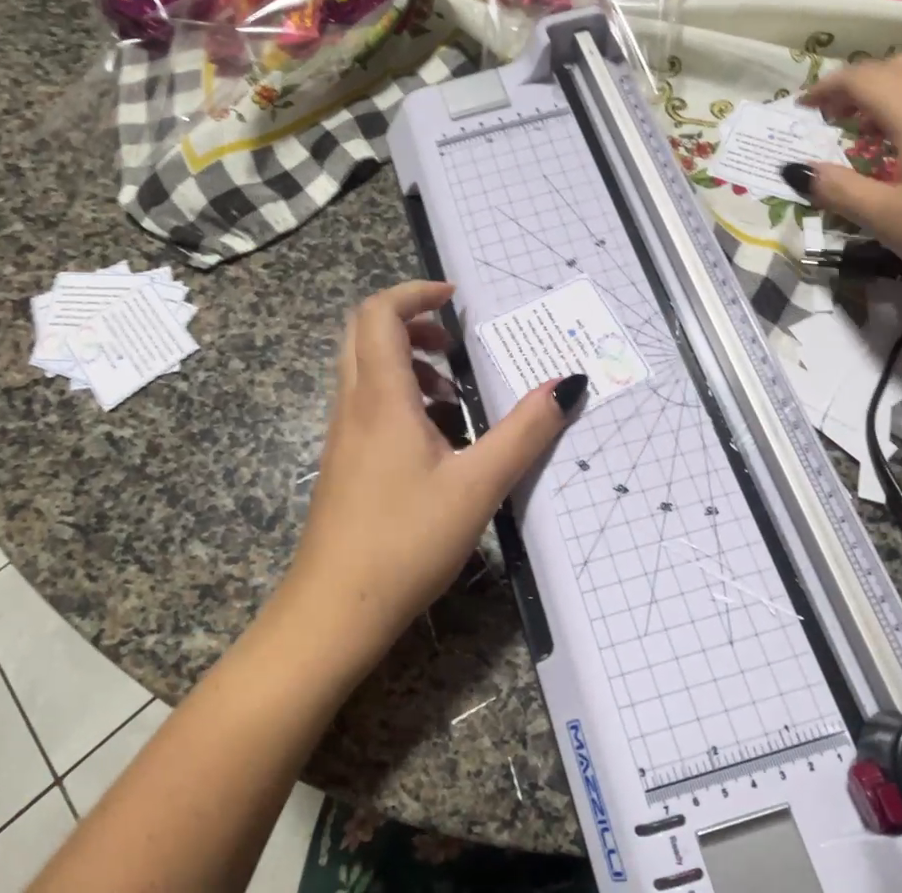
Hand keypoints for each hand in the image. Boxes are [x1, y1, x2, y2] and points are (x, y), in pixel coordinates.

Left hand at [277, 280, 582, 662]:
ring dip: (406, 365)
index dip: (415, 293)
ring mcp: (342, 436)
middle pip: (364, 334)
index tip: (455, 300)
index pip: (380, 314)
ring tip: (452, 399)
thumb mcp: (477, 486)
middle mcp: (353, 406)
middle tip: (454, 347)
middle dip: (411, 325)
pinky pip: (365, 406)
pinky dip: (397, 399)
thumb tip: (567, 384)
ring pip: (363, 372)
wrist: (334, 608)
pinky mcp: (342, 464)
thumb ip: (524, 432)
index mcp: (381, 397)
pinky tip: (433, 443)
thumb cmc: (406, 541)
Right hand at [797, 52, 901, 301]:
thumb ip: (840, 191)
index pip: (863, 77)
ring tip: (880, 131)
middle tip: (840, 116)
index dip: (827, 87)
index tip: (803, 107)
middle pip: (901, 65)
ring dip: (898, 91)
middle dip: (863, 83)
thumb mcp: (889, 219)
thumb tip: (799, 170)